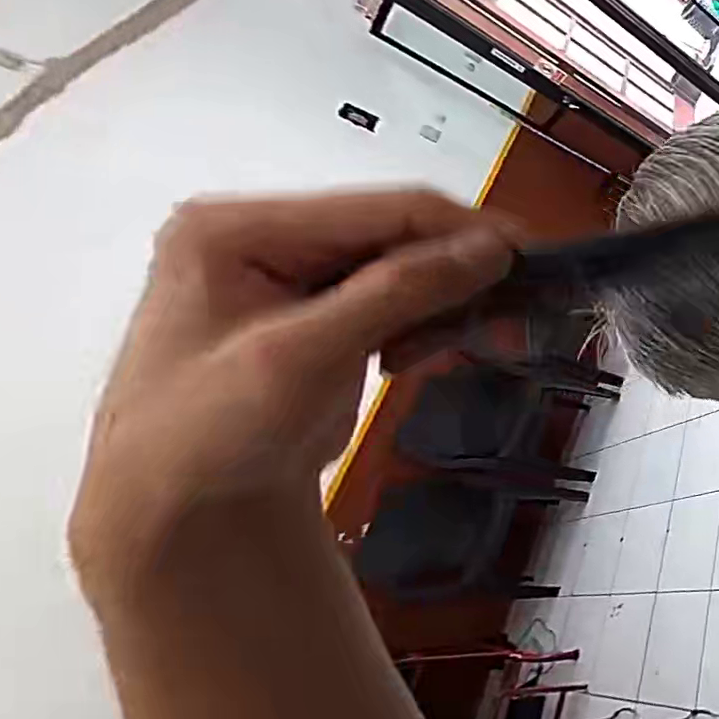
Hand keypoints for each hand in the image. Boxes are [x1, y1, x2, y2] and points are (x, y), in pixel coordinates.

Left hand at [70, 189, 515, 598]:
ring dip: (454, 304)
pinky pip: (407, 298)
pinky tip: (424, 357)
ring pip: (415, 267)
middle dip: (465, 275)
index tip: (535, 259)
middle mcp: (276, 235)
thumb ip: (399, 292)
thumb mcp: (304, 356)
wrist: (184, 510)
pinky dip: (434, 324)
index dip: (468, 230)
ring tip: (471, 344)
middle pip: (405, 236)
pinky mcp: (332, 308)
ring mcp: (304, 273)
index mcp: (244, 226)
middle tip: (520, 311)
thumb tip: (494, 249)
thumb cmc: (214, 432)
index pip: (387, 209)